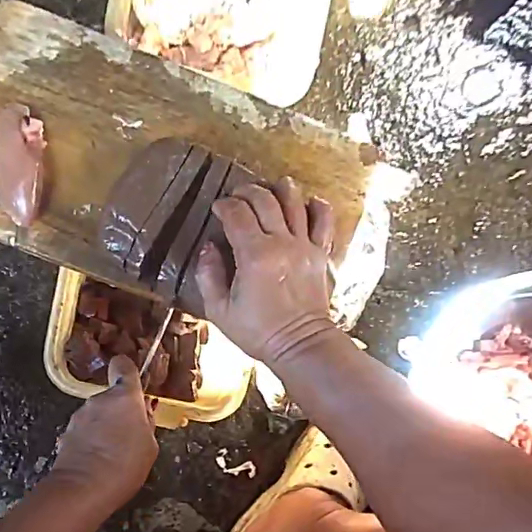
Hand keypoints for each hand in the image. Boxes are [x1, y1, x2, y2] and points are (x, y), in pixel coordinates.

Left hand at [52, 355, 157, 505]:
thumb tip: (143, 413)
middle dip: (120, 411)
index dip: (128, 370)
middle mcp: (98, 400)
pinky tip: (98, 459)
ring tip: (114, 453)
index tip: (134, 382)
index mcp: (124, 397)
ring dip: (104, 427)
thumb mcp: (150, 446)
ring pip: (97, 414)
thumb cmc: (124, 466)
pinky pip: (84, 430)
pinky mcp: (66, 432)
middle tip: (130, 435)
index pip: (123, 366)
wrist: (83, 488)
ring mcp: (79, 416)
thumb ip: (146, 423)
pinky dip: (91, 439)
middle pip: (111, 397)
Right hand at [193, 177, 340, 364]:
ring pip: (295, 203)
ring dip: (281, 190)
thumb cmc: (256, 332)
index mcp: (254, 256)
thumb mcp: (219, 310)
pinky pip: (324, 220)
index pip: (237, 215)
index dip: (224, 206)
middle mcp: (282, 243)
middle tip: (237, 195)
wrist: (299, 345)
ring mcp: (305, 246)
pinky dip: (317, 206)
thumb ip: (208, 276)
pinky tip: (308, 202)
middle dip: (247, 192)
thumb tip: (208, 248)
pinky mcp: (321, 254)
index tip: (217, 208)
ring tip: (272, 186)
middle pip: (265, 201)